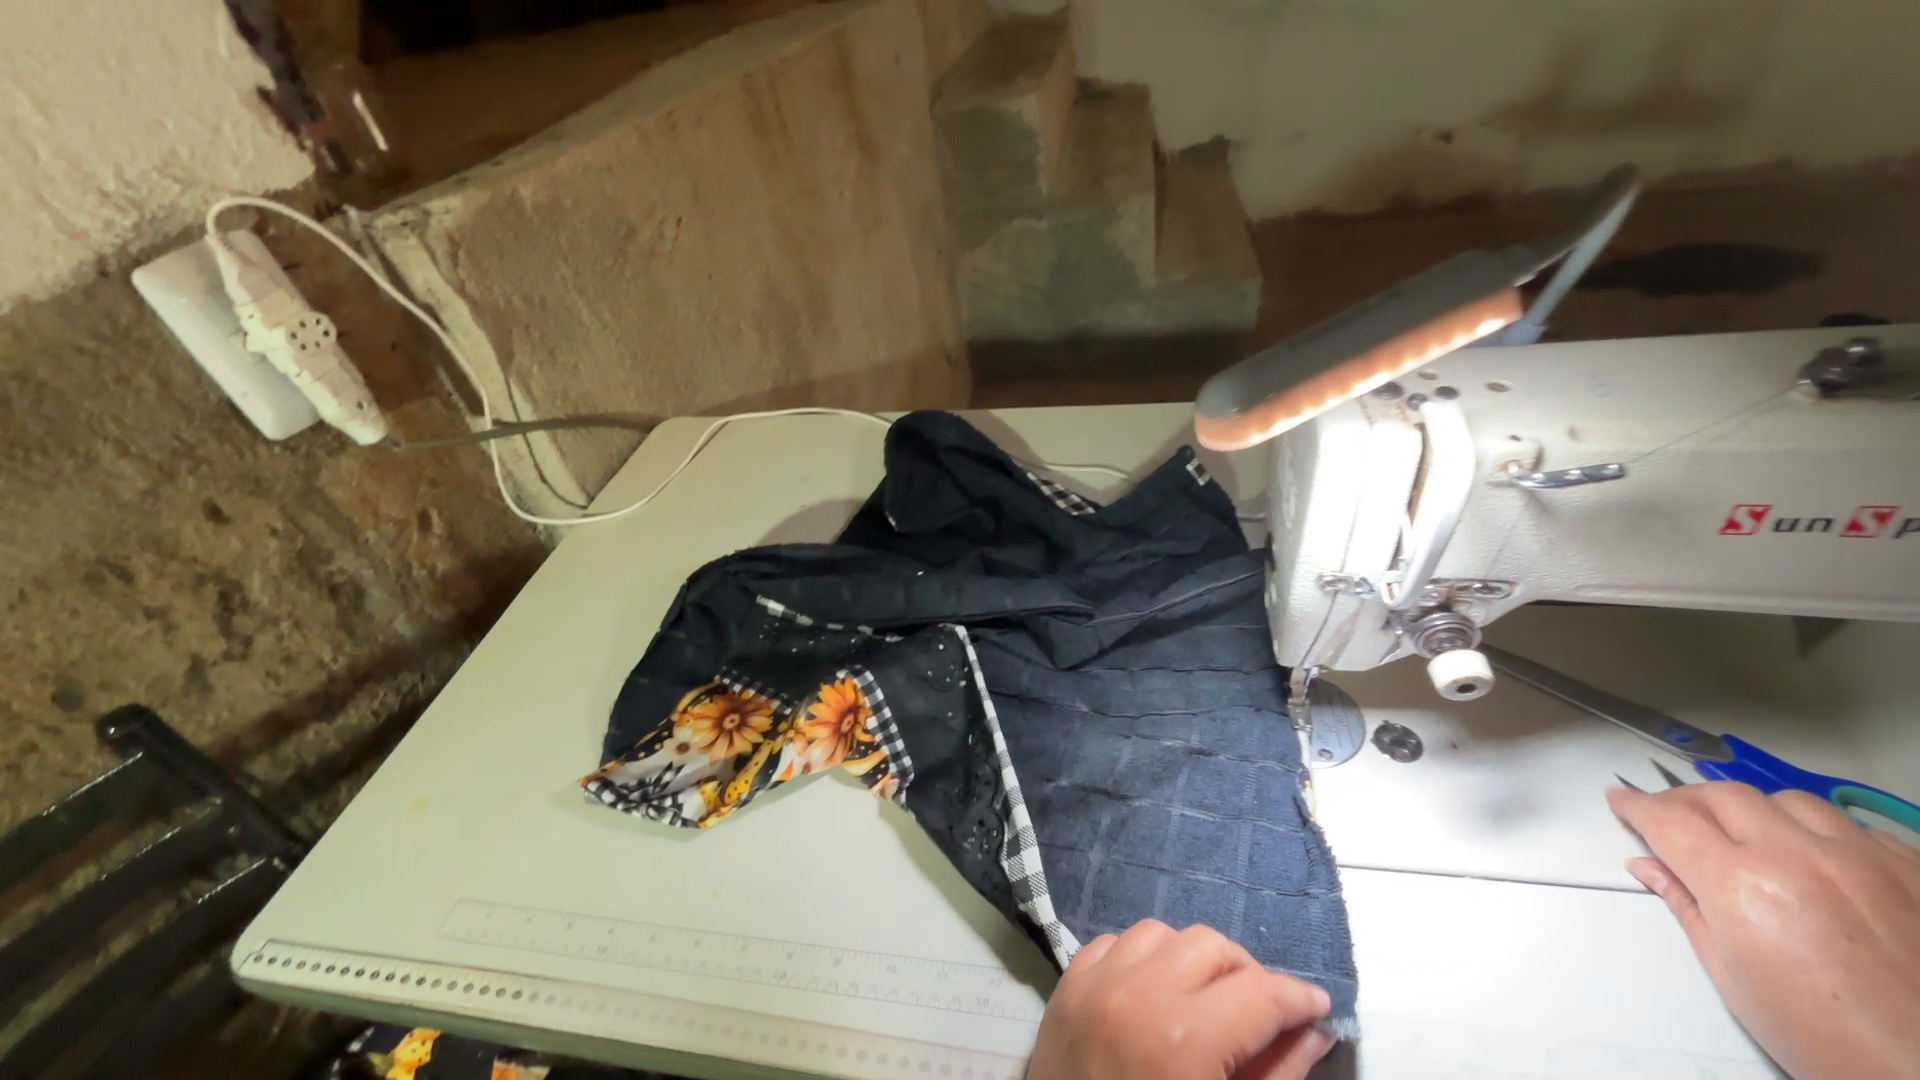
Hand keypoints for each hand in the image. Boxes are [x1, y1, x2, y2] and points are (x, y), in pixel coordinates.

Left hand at [1027, 920, 1334, 1079]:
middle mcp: (1137, 995)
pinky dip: (1140, 958)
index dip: (1297, 997)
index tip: (1316, 1005)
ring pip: (1159, 933)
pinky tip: (1152, 990)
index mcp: (1183, 1041)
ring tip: (1201, 997)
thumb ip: (1279, 1075)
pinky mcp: (1066, 986)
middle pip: (1210, 945)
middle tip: (1258, 1009)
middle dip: (1244, 973)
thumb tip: (1313, 1029)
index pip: (1259, 993)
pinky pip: (1113, 944)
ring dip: (1189, 958)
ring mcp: (1095, 985)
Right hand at [1608, 782, 1919, 1079]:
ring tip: (1748, 836)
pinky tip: (1817, 859)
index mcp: (1742, 886)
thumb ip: (1688, 910)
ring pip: (1789, 802)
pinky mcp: (1917, 873)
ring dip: (1756, 811)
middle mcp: (1802, 859)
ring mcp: (1868, 862)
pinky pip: (1856, 828)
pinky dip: (1822, 833)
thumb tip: (1652, 868)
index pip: (1668, 822)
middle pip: (1724, 797)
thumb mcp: (1736, 981)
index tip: (1621, 799)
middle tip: (1672, 818)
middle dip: (1686, 802)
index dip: (1635, 806)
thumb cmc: (1834, 1045)